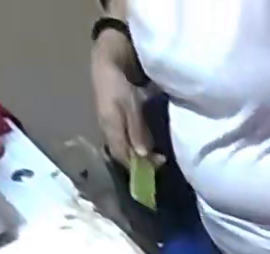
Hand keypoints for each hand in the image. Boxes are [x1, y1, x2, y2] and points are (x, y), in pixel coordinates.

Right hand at [90, 31, 153, 163]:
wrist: (108, 65)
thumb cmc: (120, 84)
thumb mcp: (131, 106)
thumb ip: (137, 130)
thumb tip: (142, 154)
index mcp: (110, 127)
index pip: (122, 156)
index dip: (137, 168)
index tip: (154, 172)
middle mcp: (108, 131)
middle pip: (123, 156)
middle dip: (142, 165)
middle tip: (160, 164)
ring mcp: (111, 129)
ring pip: (125, 151)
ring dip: (142, 159)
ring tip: (159, 159)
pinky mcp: (116, 125)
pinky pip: (127, 144)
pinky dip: (139, 150)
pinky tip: (151, 151)